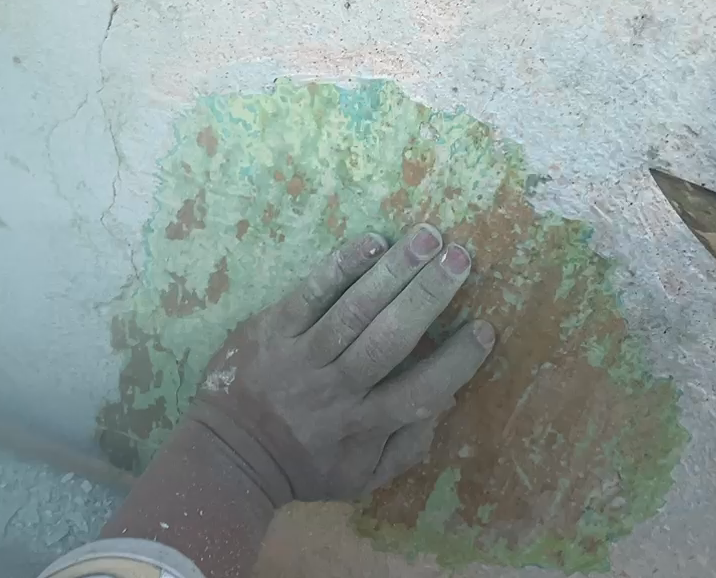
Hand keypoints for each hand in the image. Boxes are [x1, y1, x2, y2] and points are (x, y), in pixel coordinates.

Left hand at [185, 224, 495, 504]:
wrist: (228, 456)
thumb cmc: (306, 463)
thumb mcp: (361, 478)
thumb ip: (406, 448)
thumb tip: (446, 401)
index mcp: (364, 425)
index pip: (421, 392)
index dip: (457, 362)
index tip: (486, 328)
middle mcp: (338, 387)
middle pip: (391, 338)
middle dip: (429, 295)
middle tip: (461, 258)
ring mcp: (303, 354)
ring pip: (355, 309)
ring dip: (394, 270)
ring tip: (428, 237)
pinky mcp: (274, 328)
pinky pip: (311, 293)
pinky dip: (341, 267)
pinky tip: (372, 242)